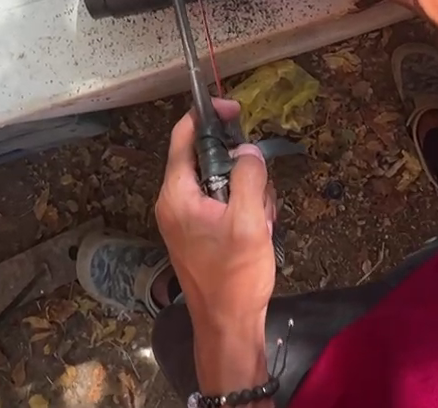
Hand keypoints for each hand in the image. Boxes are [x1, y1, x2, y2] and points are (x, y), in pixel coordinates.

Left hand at [154, 99, 272, 392]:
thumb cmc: (235, 276)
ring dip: (249, 191)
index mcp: (176, 194)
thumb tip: (248, 150)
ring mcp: (188, 218)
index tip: (235, 108)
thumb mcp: (248, 221)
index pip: (183, 136)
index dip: (207, 115)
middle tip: (260, 191)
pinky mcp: (202, 231)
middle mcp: (176, 201)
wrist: (229, 328)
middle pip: (208, 157)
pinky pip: (226, 201)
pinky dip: (246, 208)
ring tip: (262, 220)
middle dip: (241, 167)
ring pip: (223, 179)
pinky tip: (259, 230)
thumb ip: (248, 177)